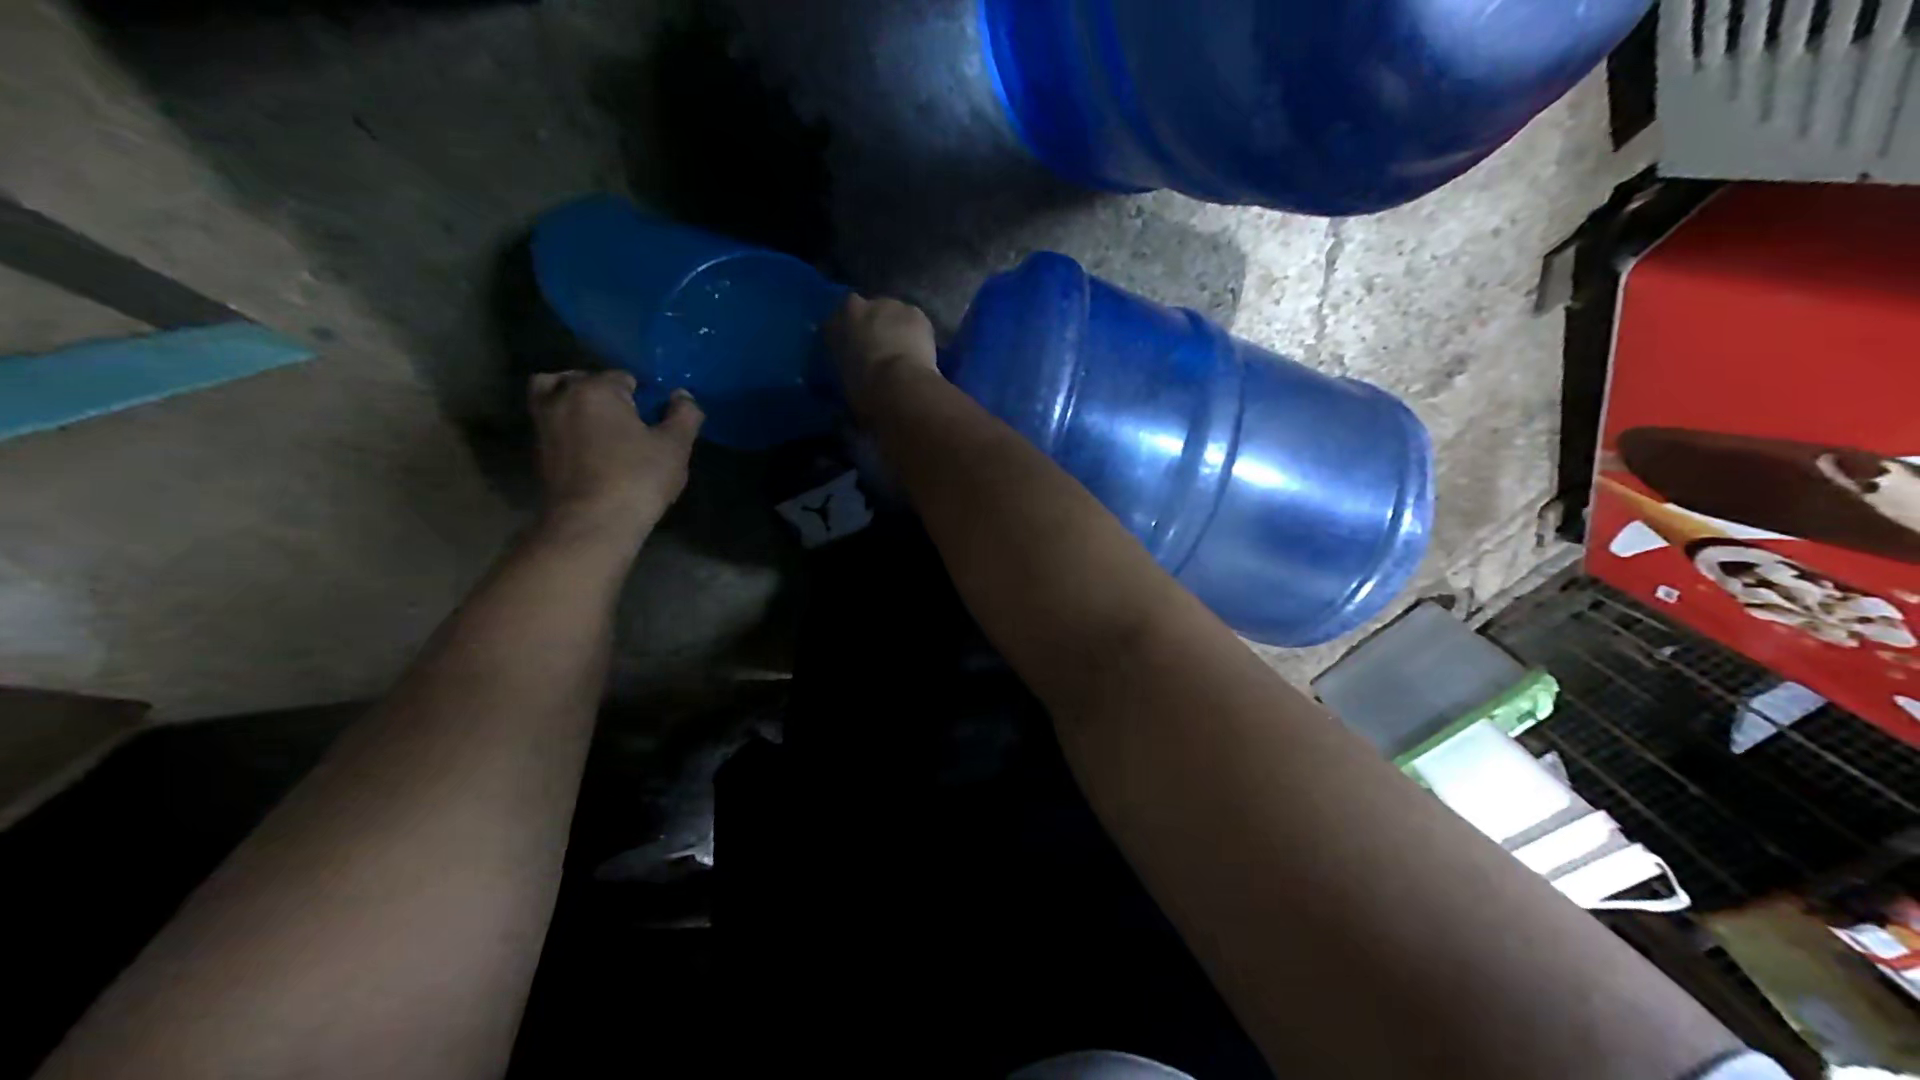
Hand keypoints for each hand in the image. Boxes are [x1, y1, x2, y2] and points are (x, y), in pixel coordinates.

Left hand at [529, 371, 703, 546]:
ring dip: (573, 401)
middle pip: (581, 379)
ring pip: (553, 395)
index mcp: (596, 389)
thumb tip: (682, 395)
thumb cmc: (638, 478)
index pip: (623, 377)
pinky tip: (589, 447)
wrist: (592, 523)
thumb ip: (684, 415)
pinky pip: (550, 423)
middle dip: (604, 392)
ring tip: (599, 423)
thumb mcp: (675, 446)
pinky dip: (565, 425)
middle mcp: (562, 397)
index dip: (643, 396)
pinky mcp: (537, 451)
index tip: (654, 418)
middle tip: (628, 418)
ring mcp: (543, 424)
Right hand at [826, 294, 939, 421]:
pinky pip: (914, 321)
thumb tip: (855, 365)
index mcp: (834, 325)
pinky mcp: (914, 312)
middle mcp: (858, 306)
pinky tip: (921, 351)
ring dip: (896, 327)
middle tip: (882, 349)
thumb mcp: (844, 377)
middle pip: (866, 311)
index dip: (849, 335)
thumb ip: (847, 362)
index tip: (857, 349)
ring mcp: (888, 305)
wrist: (896, 384)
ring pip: (893, 313)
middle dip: (874, 326)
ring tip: (904, 352)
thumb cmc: (863, 388)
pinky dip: (917, 333)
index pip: (837, 323)